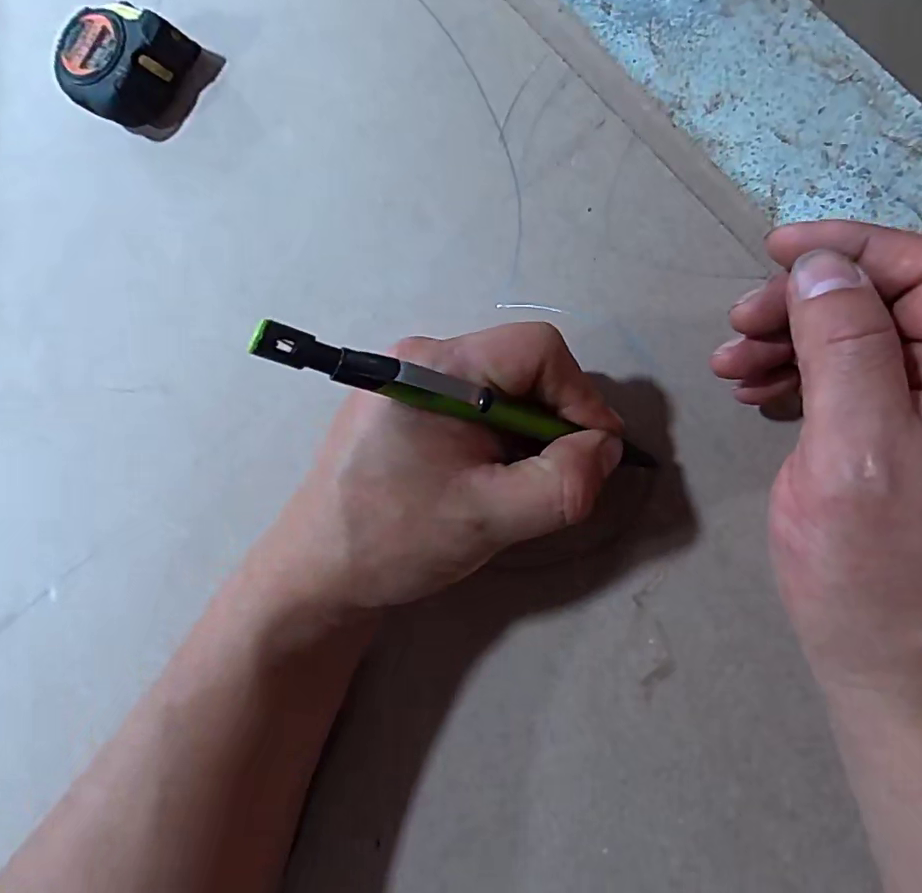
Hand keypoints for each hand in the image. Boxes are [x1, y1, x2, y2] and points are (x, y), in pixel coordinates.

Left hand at [252, 322, 625, 618]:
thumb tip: (606, 448)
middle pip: (524, 365)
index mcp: (434, 368)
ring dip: (530, 433)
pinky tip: (492, 478)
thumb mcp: (489, 519)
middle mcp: (423, 358)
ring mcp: (414, 379)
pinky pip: (481, 403)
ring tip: (519, 484)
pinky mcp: (411, 404)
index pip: (537, 349)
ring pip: (506, 386)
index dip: (579, 396)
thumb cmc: (391, 542)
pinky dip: (505, 437)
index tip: (593, 452)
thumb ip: (562, 484)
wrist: (315, 573)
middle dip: (556, 419)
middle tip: (560, 475)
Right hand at [711, 221, 921, 744]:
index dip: (857, 248)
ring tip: (729, 366)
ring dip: (793, 342)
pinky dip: (798, 380)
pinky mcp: (900, 451)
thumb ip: (844, 348)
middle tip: (736, 326)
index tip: (776, 250)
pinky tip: (755, 394)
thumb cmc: (879, 579)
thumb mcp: (856, 454)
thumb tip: (821, 263)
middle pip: (893, 308)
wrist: (894, 685)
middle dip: (809, 304)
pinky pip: (851, 388)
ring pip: (863, 345)